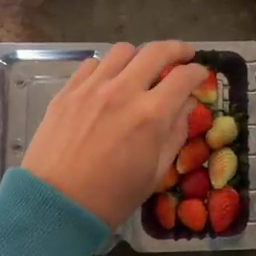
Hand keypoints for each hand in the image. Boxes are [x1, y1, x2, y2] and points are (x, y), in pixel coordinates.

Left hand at [21, 41, 208, 226]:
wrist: (55, 206)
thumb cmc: (112, 197)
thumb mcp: (156, 171)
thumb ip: (175, 132)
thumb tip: (185, 105)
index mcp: (151, 115)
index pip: (184, 77)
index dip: (198, 72)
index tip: (200, 74)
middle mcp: (123, 91)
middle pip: (157, 51)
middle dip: (177, 49)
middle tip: (183, 55)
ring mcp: (92, 88)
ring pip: (123, 50)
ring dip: (140, 56)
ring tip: (142, 68)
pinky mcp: (67, 91)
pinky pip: (92, 64)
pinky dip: (107, 67)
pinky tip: (108, 81)